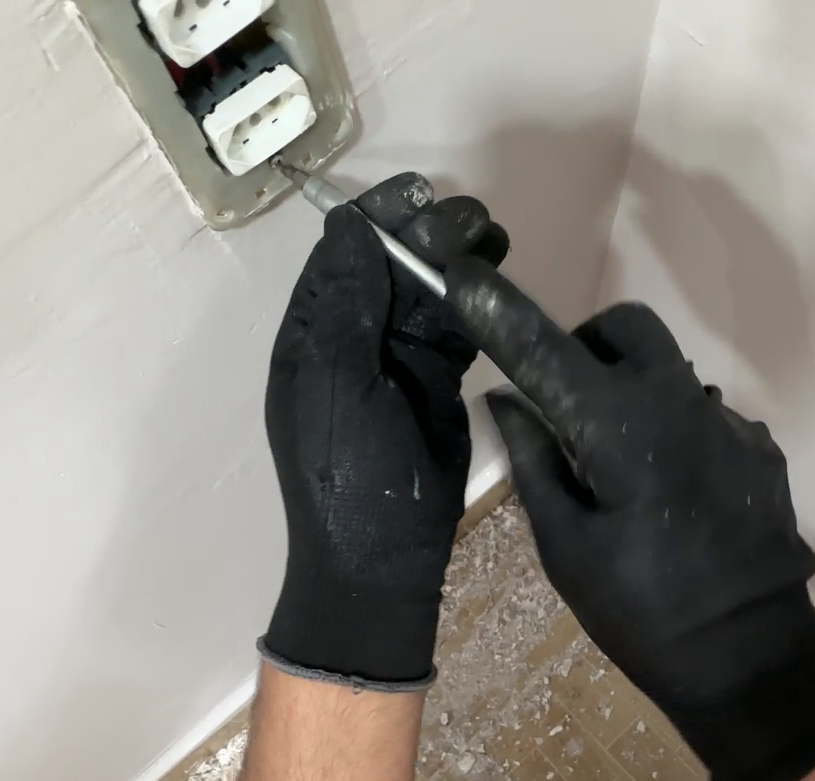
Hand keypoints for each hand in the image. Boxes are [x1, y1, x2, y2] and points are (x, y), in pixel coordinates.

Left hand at [261, 174, 509, 688]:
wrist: (382, 553)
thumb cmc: (345, 469)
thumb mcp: (335, 383)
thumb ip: (344, 305)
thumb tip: (351, 227)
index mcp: (316, 333)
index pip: (344, 255)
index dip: (380, 217)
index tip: (423, 192)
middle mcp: (356, 338)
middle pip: (393, 266)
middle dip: (429, 234)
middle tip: (475, 219)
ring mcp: (399, 361)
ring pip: (429, 293)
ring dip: (458, 262)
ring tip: (495, 237)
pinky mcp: (438, 383)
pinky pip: (455, 330)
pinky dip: (475, 305)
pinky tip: (498, 282)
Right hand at [445, 263, 814, 780]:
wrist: (750, 661)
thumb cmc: (640, 614)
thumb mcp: (566, 548)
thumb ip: (535, 463)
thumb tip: (506, 401)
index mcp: (619, 427)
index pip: (544, 350)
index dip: (498, 312)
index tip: (462, 274)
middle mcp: (680, 403)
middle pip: (626, 330)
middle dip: (586, 348)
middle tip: (565, 408)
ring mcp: (729, 423)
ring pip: (669, 372)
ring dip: (632, 394)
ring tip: (624, 471)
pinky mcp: (760, 450)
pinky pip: (704, 414)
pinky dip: (673, 431)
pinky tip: (673, 493)